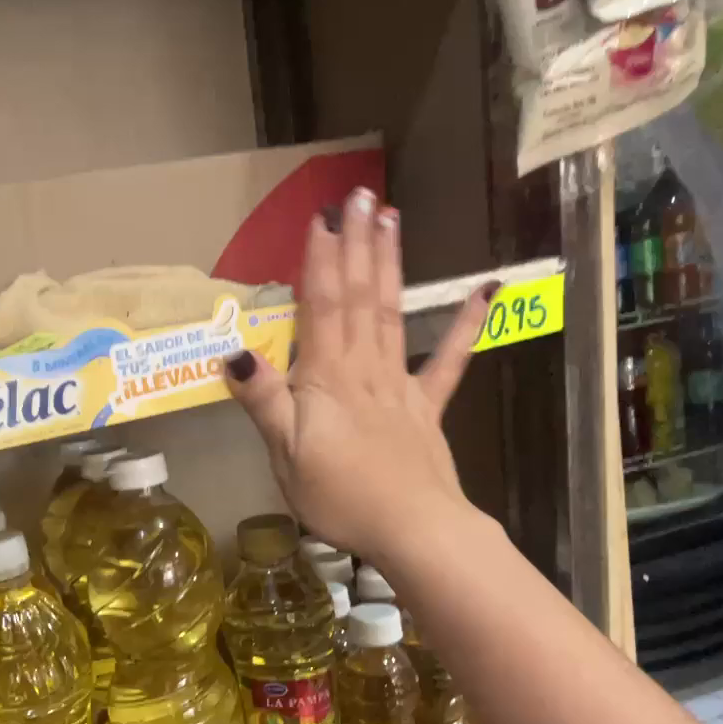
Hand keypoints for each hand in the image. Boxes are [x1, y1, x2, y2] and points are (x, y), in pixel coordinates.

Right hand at [226, 186, 496, 557]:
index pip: (322, 308)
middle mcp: (364, 369)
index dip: (321, 262)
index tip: (322, 217)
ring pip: (393, 315)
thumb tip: (235, 351)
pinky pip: (449, 362)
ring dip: (391, 266)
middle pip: (360, 298)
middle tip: (362, 195)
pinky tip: (487, 291)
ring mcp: (400, 385)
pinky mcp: (426, 408)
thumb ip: (265, 400)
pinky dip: (469, 325)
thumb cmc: (339, 495)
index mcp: (327, 379)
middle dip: (358, 245)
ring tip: (392, 220)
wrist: (412, 528)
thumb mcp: (285, 453)